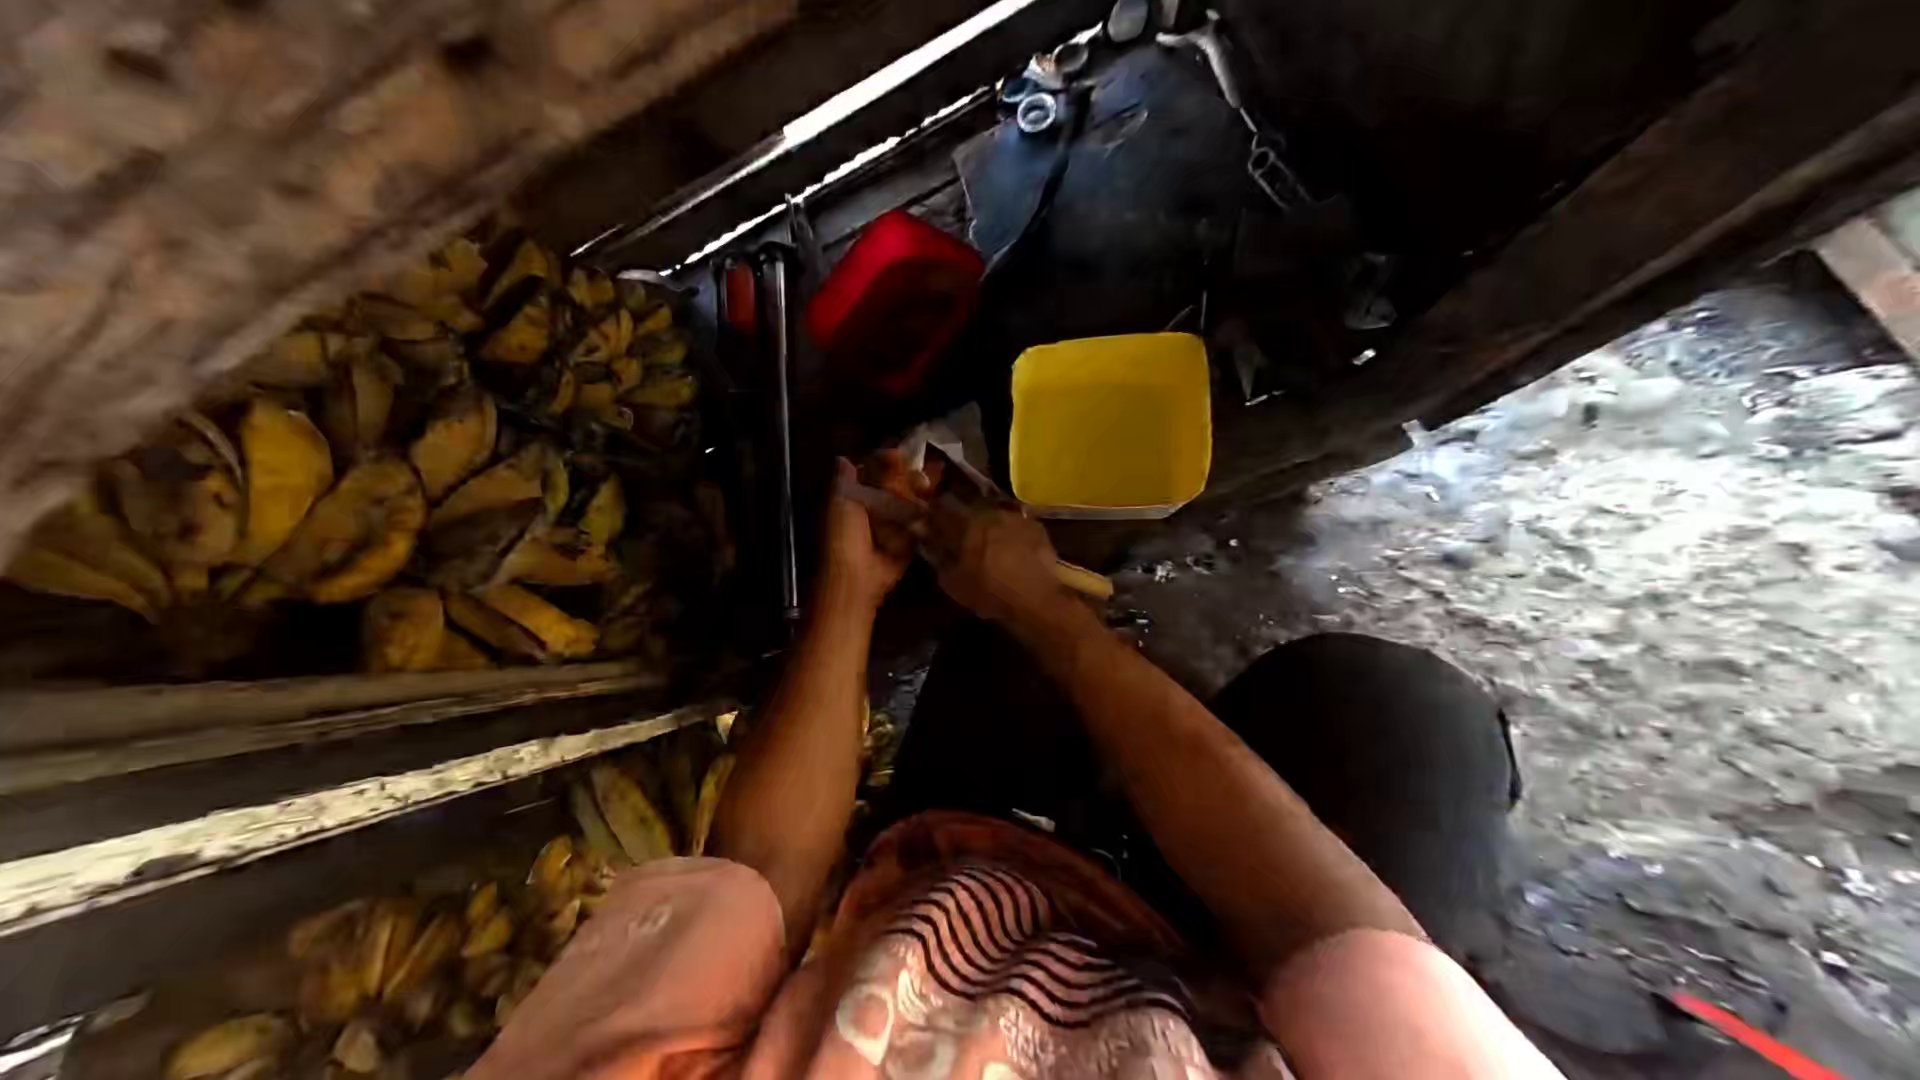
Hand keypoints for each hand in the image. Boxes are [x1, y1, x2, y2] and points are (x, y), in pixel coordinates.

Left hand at [818, 451, 928, 613]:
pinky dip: (928, 514)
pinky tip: (939, 500)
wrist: (857, 576)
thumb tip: (844, 459)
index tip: (901, 454)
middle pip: (896, 488)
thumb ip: (846, 479)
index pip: (873, 474)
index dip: (886, 462)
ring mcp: (892, 528)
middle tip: (926, 467)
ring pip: (910, 504)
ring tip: (937, 478)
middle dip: (910, 476)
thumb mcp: (841, 501)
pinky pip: (919, 526)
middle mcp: (874, 512)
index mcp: (854, 499)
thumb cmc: (844, 535)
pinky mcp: (907, 544)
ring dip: (922, 492)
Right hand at [925, 500, 1080, 631]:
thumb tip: (929, 545)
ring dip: (991, 526)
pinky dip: (1013, 534)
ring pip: (997, 516)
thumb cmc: (989, 592)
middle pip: (973, 509)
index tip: (933, 524)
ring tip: (991, 543)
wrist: (1036, 599)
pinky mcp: (1037, 528)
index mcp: (966, 522)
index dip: (937, 515)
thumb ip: (939, 559)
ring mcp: (1017, 518)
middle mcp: (991, 512)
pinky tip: (1014, 548)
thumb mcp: (954, 583)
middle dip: (966, 521)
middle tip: (964, 536)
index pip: (944, 507)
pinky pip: (1018, 526)